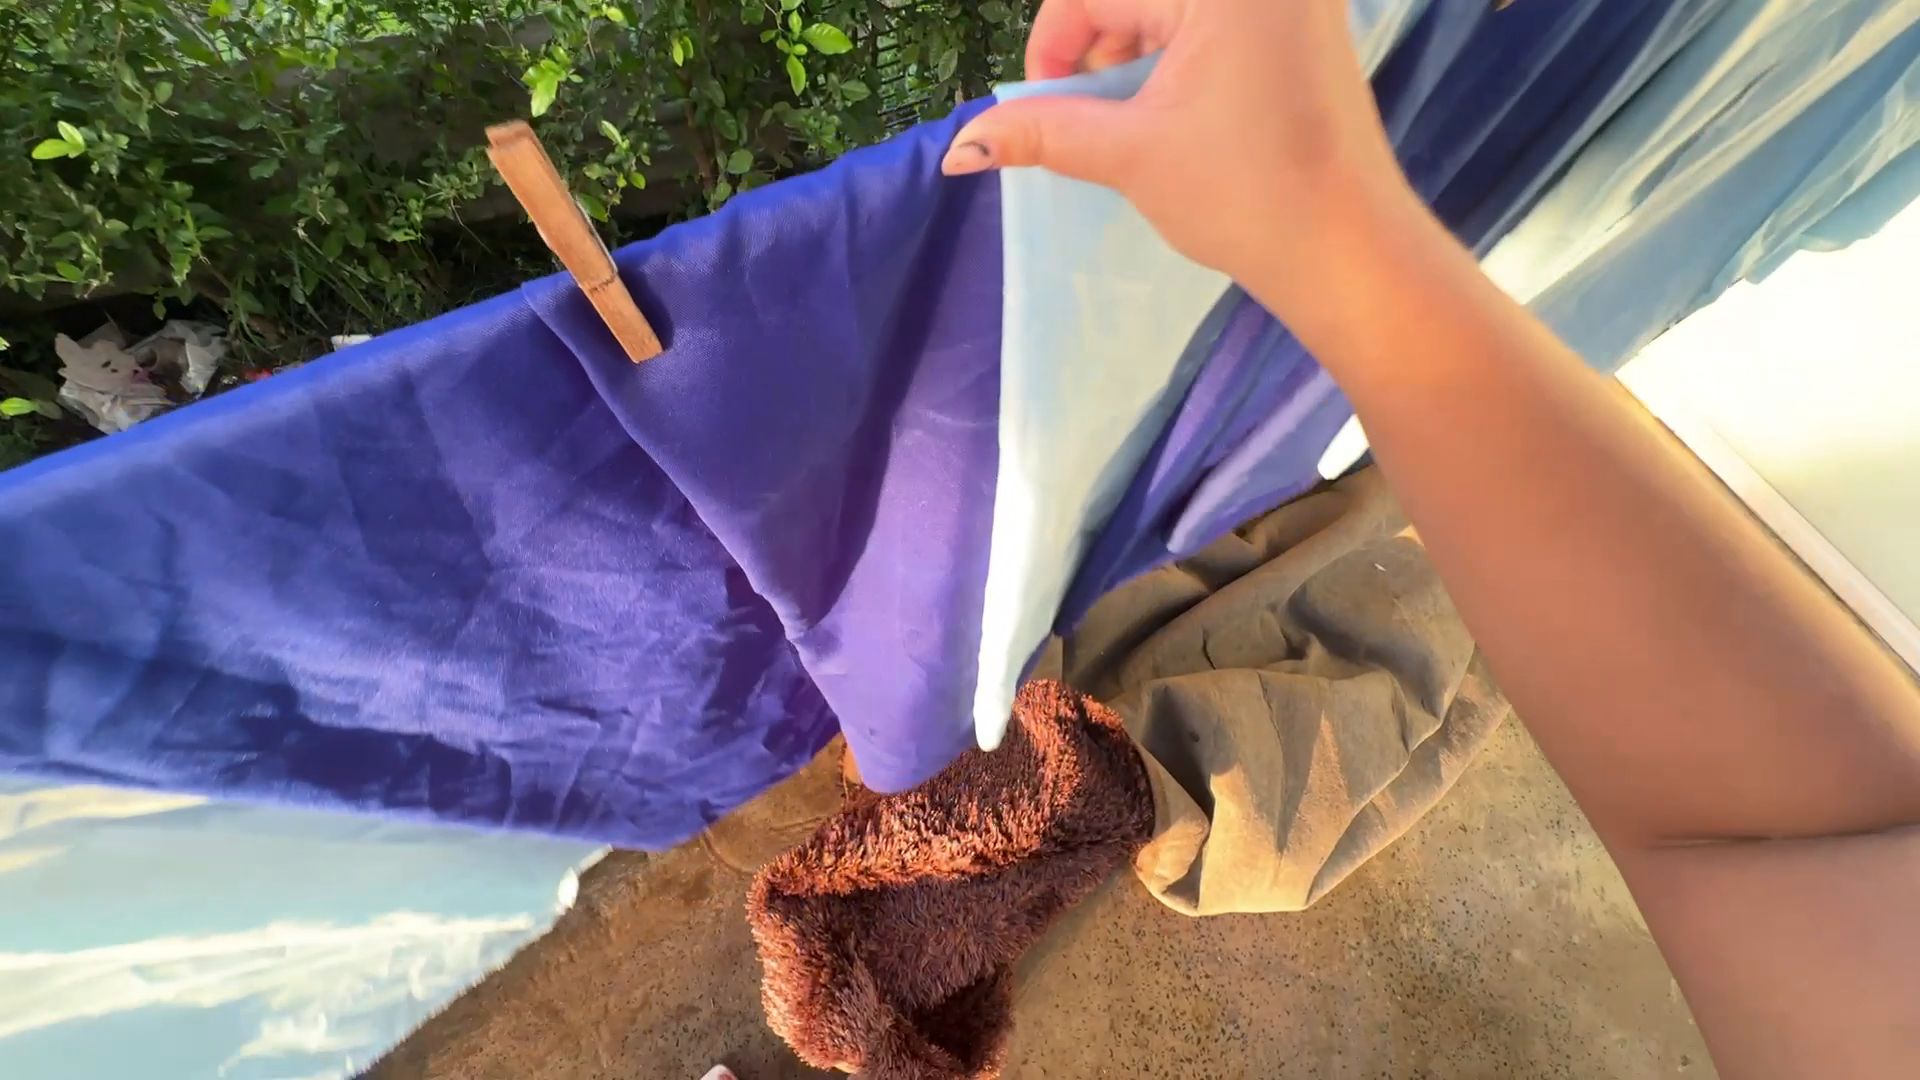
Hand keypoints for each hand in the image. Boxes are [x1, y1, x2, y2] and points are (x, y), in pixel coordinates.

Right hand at [942, 0, 1419, 318]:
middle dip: (1094, 57)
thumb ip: (1042, 135)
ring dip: (1130, 63)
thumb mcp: (1130, 155)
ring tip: (1133, 130)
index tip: (1040, 110)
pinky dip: (1172, 64)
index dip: (1051, 50)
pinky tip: (1172, 117)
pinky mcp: (1298, 22)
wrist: (1342, 245)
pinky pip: (1209, 25)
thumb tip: (959, 147)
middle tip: (1090, 124)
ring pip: (1167, 11)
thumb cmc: (1240, 195)